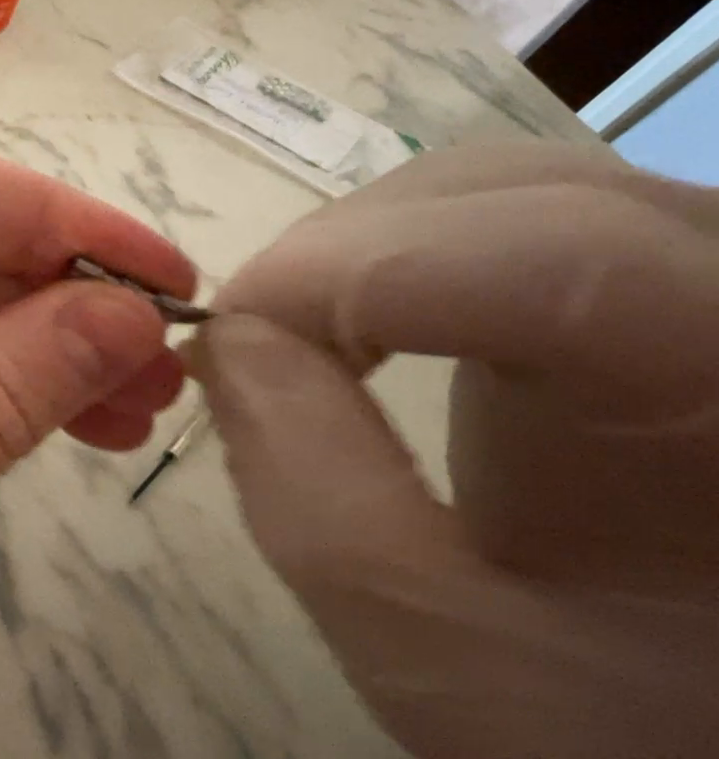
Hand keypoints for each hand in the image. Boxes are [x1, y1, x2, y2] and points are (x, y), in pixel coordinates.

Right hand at [189, 144, 718, 758]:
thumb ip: (310, 490)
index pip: (561, 259)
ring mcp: (709, 285)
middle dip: (344, 254)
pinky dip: (398, 256)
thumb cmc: (599, 724)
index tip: (224, 339)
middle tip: (250, 342)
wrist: (687, 727)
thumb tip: (224, 340)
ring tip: (298, 338)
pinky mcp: (648, 294)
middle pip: (520, 194)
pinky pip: (506, 221)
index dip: (355, 272)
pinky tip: (362, 328)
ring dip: (364, 248)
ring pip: (505, 189)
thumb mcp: (438, 652)